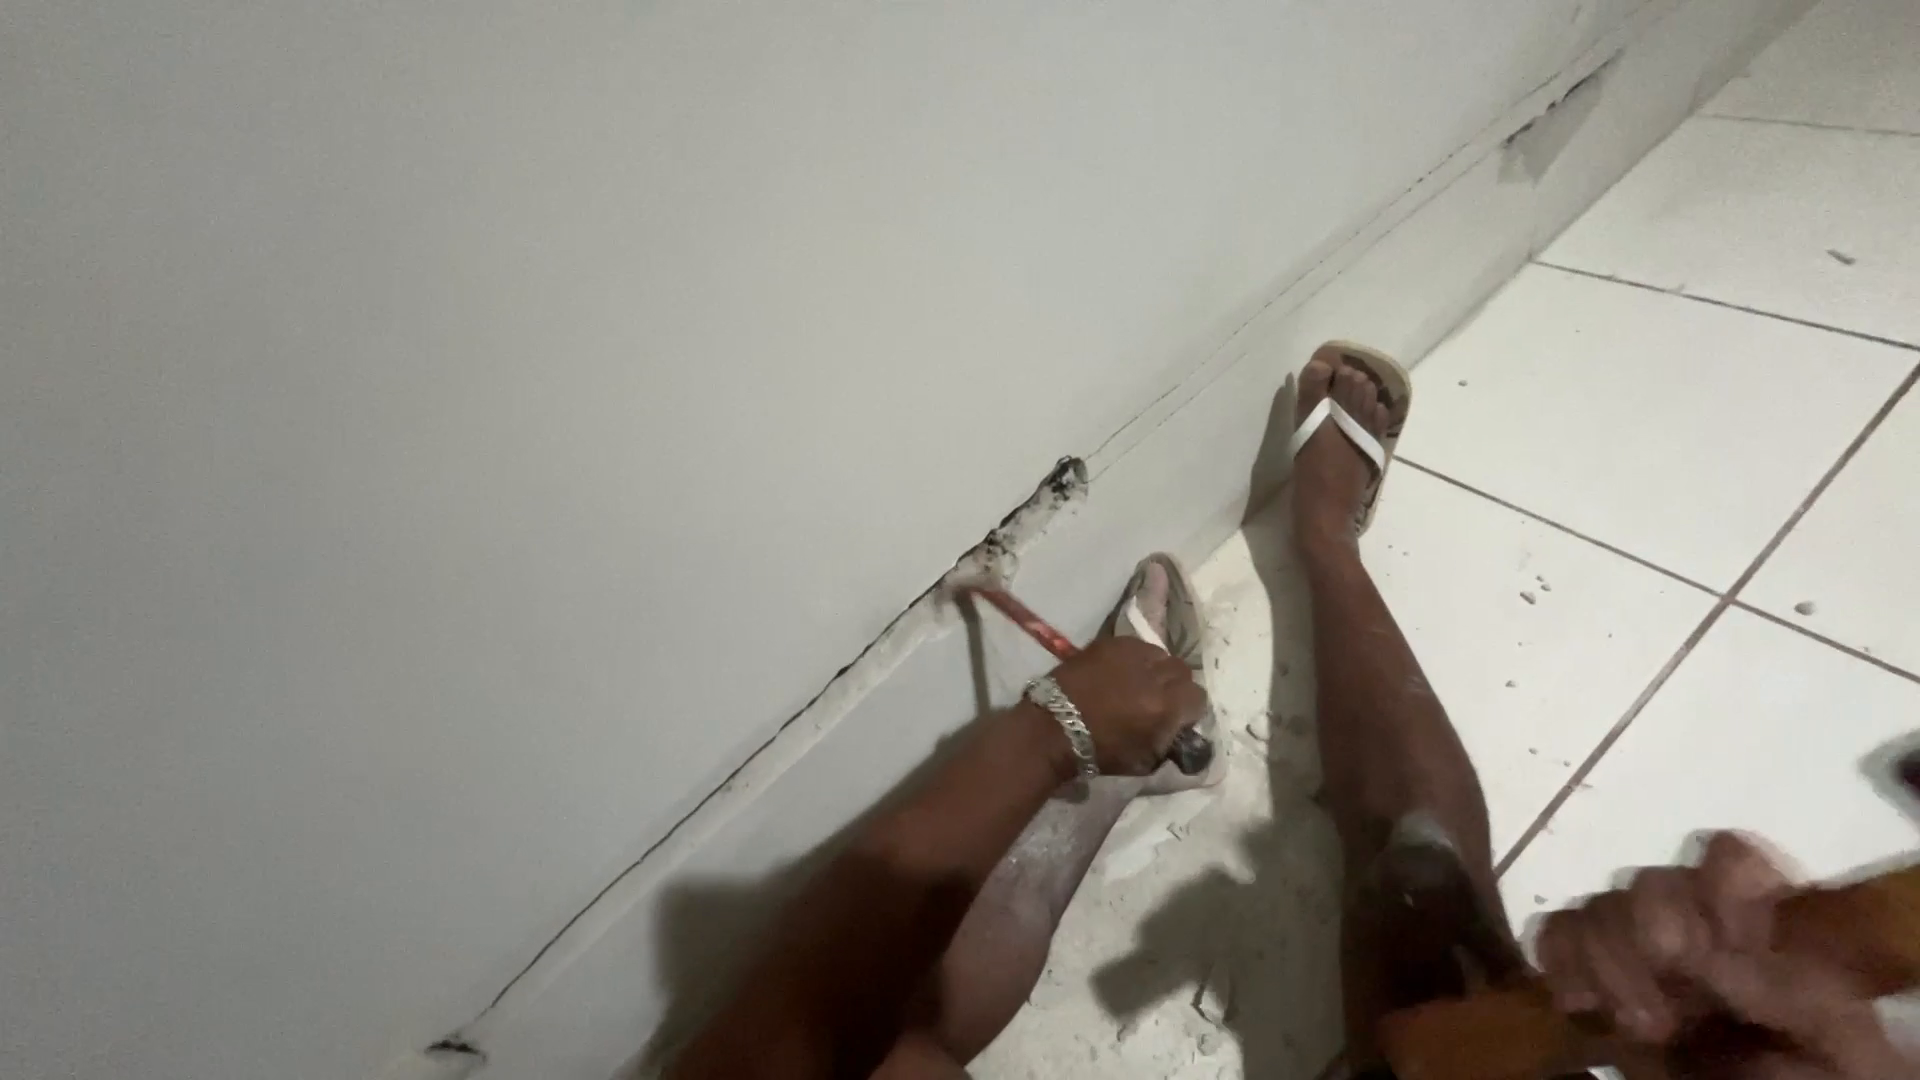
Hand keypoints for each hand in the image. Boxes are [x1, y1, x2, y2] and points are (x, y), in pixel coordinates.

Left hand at [1046, 636, 1207, 776]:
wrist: (1053, 728)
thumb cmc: (1099, 751)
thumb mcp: (1144, 761)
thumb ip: (1171, 744)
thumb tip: (1182, 733)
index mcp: (1164, 706)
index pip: (1198, 697)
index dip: (1188, 709)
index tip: (1175, 716)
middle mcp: (1152, 674)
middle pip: (1182, 670)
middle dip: (1175, 685)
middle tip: (1158, 697)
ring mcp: (1130, 653)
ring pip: (1160, 654)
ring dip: (1154, 668)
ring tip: (1138, 682)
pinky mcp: (1109, 643)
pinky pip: (1135, 645)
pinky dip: (1133, 658)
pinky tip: (1120, 671)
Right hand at [1536, 832, 1907, 1079]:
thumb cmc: (1813, 1077)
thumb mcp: (1842, 1050)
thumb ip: (1793, 995)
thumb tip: (1708, 957)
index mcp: (1764, 928)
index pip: (1729, 856)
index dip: (1718, 883)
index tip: (1729, 943)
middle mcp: (1694, 921)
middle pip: (1648, 882)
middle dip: (1648, 938)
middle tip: (1672, 1005)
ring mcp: (1636, 942)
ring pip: (1594, 906)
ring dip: (1606, 965)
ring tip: (1640, 1028)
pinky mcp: (1588, 965)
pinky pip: (1551, 929)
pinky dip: (1558, 961)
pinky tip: (1580, 1003)